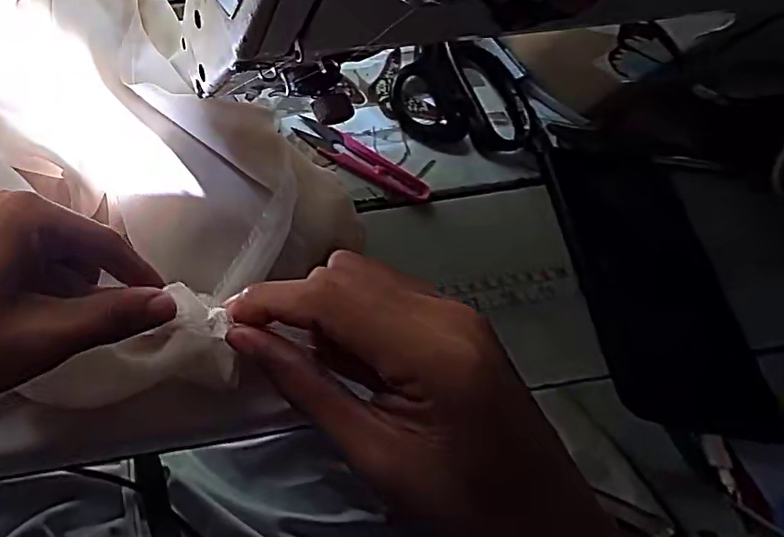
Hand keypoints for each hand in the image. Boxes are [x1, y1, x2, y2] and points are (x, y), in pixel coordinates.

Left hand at [0, 190, 177, 416]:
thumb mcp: (43, 335)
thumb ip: (108, 316)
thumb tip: (166, 303)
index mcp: (29, 214)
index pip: (103, 240)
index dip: (138, 274)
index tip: (166, 305)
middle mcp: (12, 206)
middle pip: (78, 245)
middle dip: (98, 287)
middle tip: (107, 332)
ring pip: (55, 256)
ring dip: (69, 292)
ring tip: (59, 334)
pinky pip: (30, 260)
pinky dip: (44, 290)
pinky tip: (34, 323)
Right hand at [226, 251, 610, 536]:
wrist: (552, 530)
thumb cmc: (467, 509)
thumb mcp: (377, 458)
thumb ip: (306, 388)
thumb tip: (245, 337)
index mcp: (433, 349)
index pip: (332, 296)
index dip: (272, 300)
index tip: (231, 317)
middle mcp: (445, 312)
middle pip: (343, 274)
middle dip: (298, 303)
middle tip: (272, 347)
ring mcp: (454, 309)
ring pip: (360, 274)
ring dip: (323, 305)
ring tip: (318, 359)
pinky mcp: (454, 316)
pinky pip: (382, 290)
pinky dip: (351, 311)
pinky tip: (352, 356)